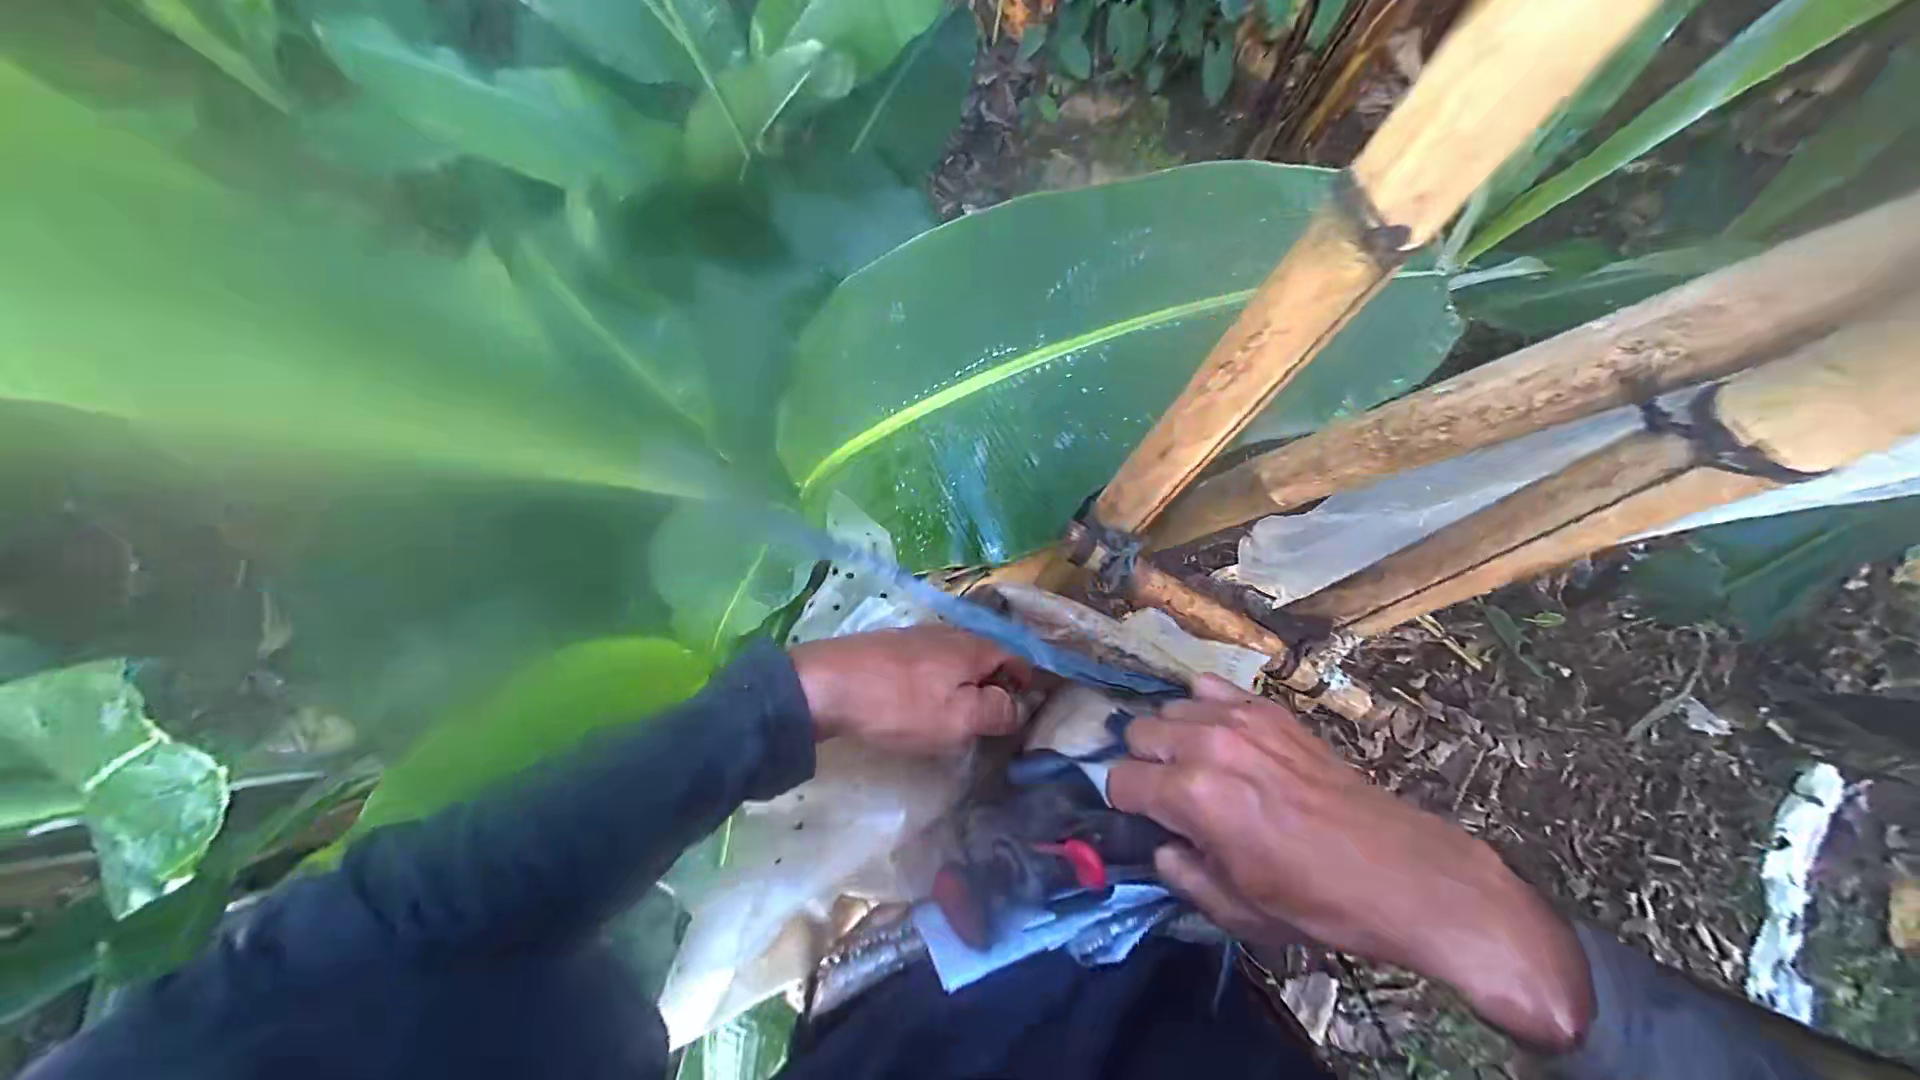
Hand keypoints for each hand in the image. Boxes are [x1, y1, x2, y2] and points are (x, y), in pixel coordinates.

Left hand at [788, 626, 1033, 754]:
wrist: (827, 684)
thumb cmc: (901, 705)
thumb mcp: (958, 719)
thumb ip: (996, 712)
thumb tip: (1016, 706)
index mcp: (974, 647)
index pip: (1017, 659)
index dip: (1025, 686)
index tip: (1021, 714)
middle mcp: (950, 633)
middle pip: (986, 657)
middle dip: (993, 685)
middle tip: (987, 720)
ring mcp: (917, 635)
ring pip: (955, 659)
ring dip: (962, 683)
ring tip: (954, 714)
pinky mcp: (891, 645)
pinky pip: (928, 662)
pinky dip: (936, 680)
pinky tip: (919, 699)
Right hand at [1107, 676, 1592, 1052]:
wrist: (1404, 874)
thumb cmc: (1317, 902)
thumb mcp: (1236, 911)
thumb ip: (1179, 873)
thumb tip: (1160, 844)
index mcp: (1194, 797)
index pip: (1120, 780)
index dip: (1125, 804)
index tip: (1144, 818)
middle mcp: (1208, 745)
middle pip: (1138, 733)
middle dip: (1145, 765)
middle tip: (1172, 795)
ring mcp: (1240, 719)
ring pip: (1169, 709)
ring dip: (1173, 737)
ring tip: (1199, 765)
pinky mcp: (1270, 708)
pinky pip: (1210, 687)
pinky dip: (1204, 708)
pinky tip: (1222, 735)